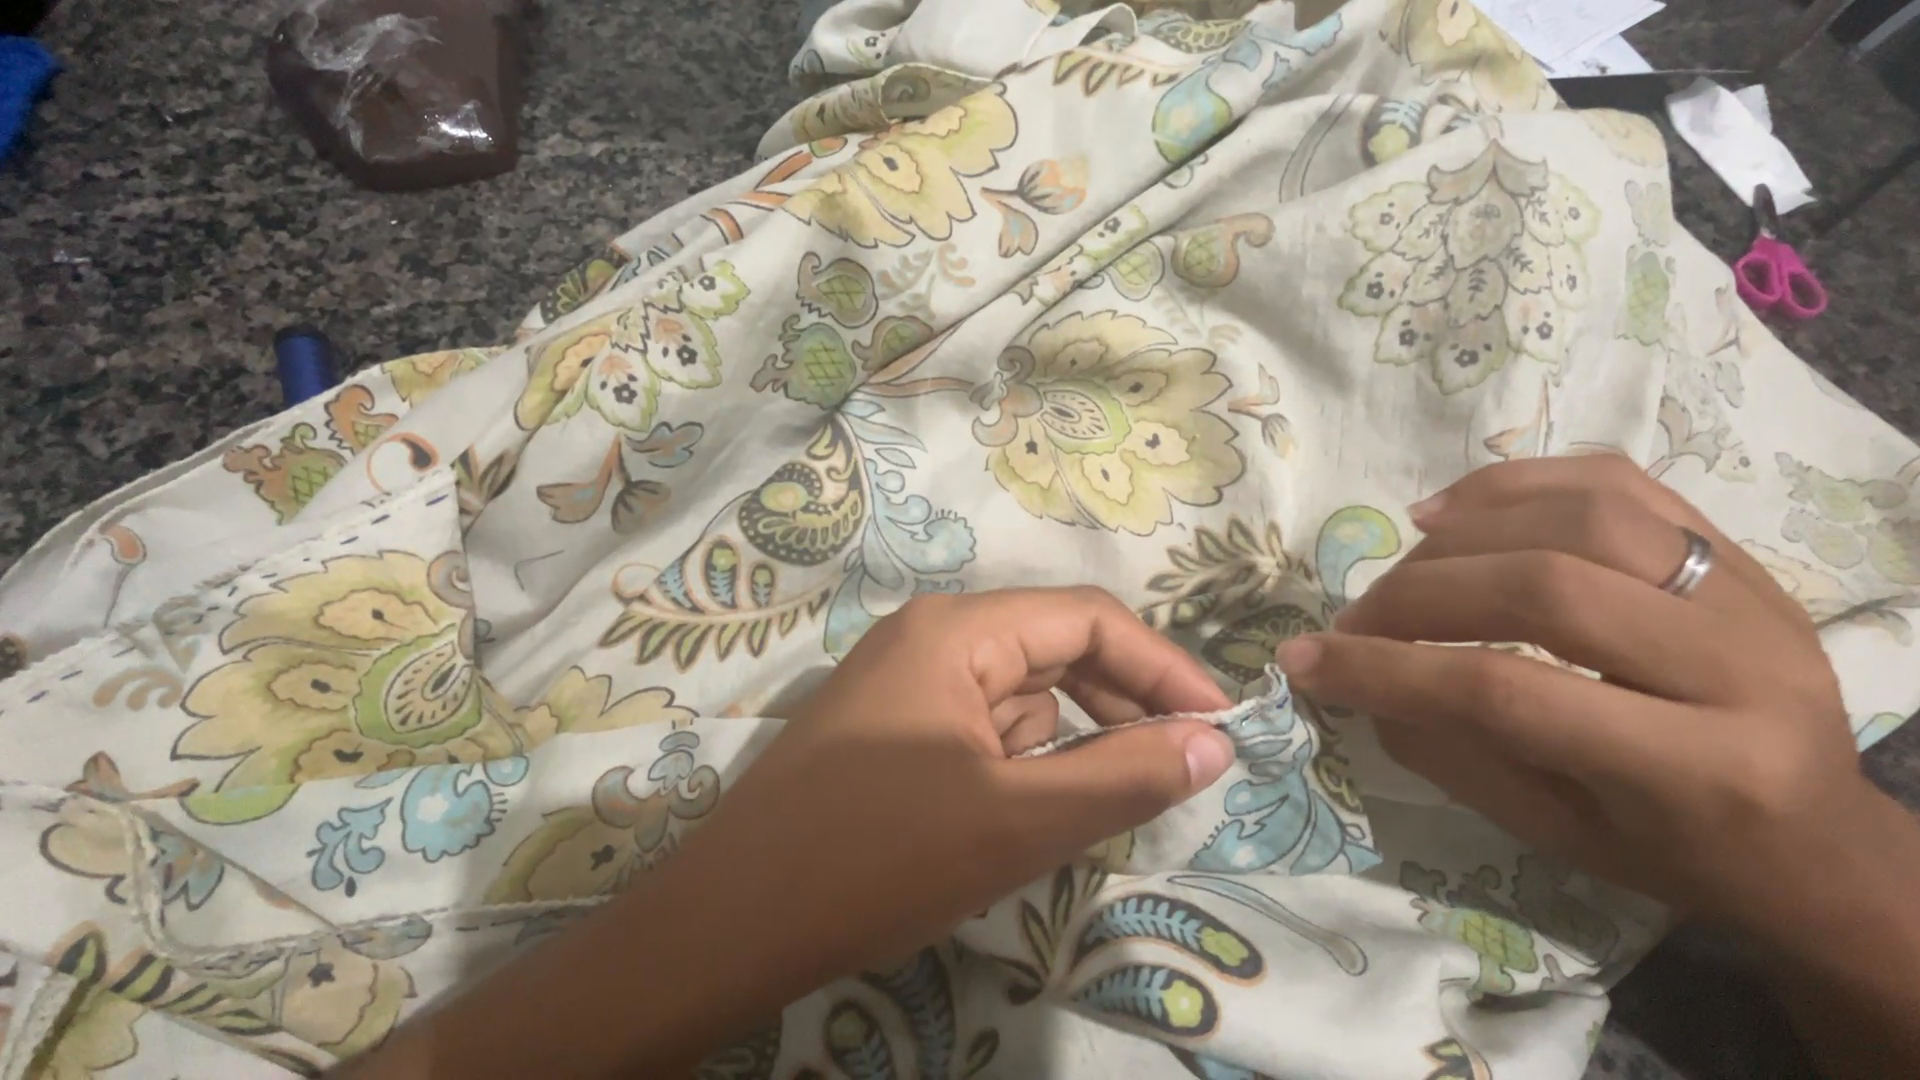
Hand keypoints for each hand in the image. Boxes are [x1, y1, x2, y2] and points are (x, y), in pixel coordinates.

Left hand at [340, 587, 1236, 1079]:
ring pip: (1016, 690)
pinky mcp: (886, 725)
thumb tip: (1213, 742)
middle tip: (1179, 765)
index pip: (1088, 618)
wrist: (730, 921)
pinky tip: (1031, 805)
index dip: (1164, 666)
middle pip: (1053, 647)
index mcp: (958, 630)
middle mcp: (929, 635)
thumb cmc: (878, 859)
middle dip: (1120, 701)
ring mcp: (901, 679)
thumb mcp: (1018, 820)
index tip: (1220, 725)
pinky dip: (1021, 756)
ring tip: (1106, 795)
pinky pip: (978, 722)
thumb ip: (1124, 775)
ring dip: (1070, 735)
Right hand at [1273, 456, 1887, 932]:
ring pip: (1577, 517)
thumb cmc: (1669, 851)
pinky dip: (1506, 484)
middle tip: (1354, 623)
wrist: (1816, 834)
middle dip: (1415, 597)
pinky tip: (1443, 513)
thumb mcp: (1549, 832)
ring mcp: (1750, 591)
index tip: (1304, 661)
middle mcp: (1743, 665)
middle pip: (1543, 587)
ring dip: (1456, 539)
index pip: (1507, 691)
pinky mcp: (1733, 549)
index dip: (1387, 669)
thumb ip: (1445, 749)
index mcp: (1699, 769)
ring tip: (1401, 574)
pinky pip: (1610, 479)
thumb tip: (1350, 673)